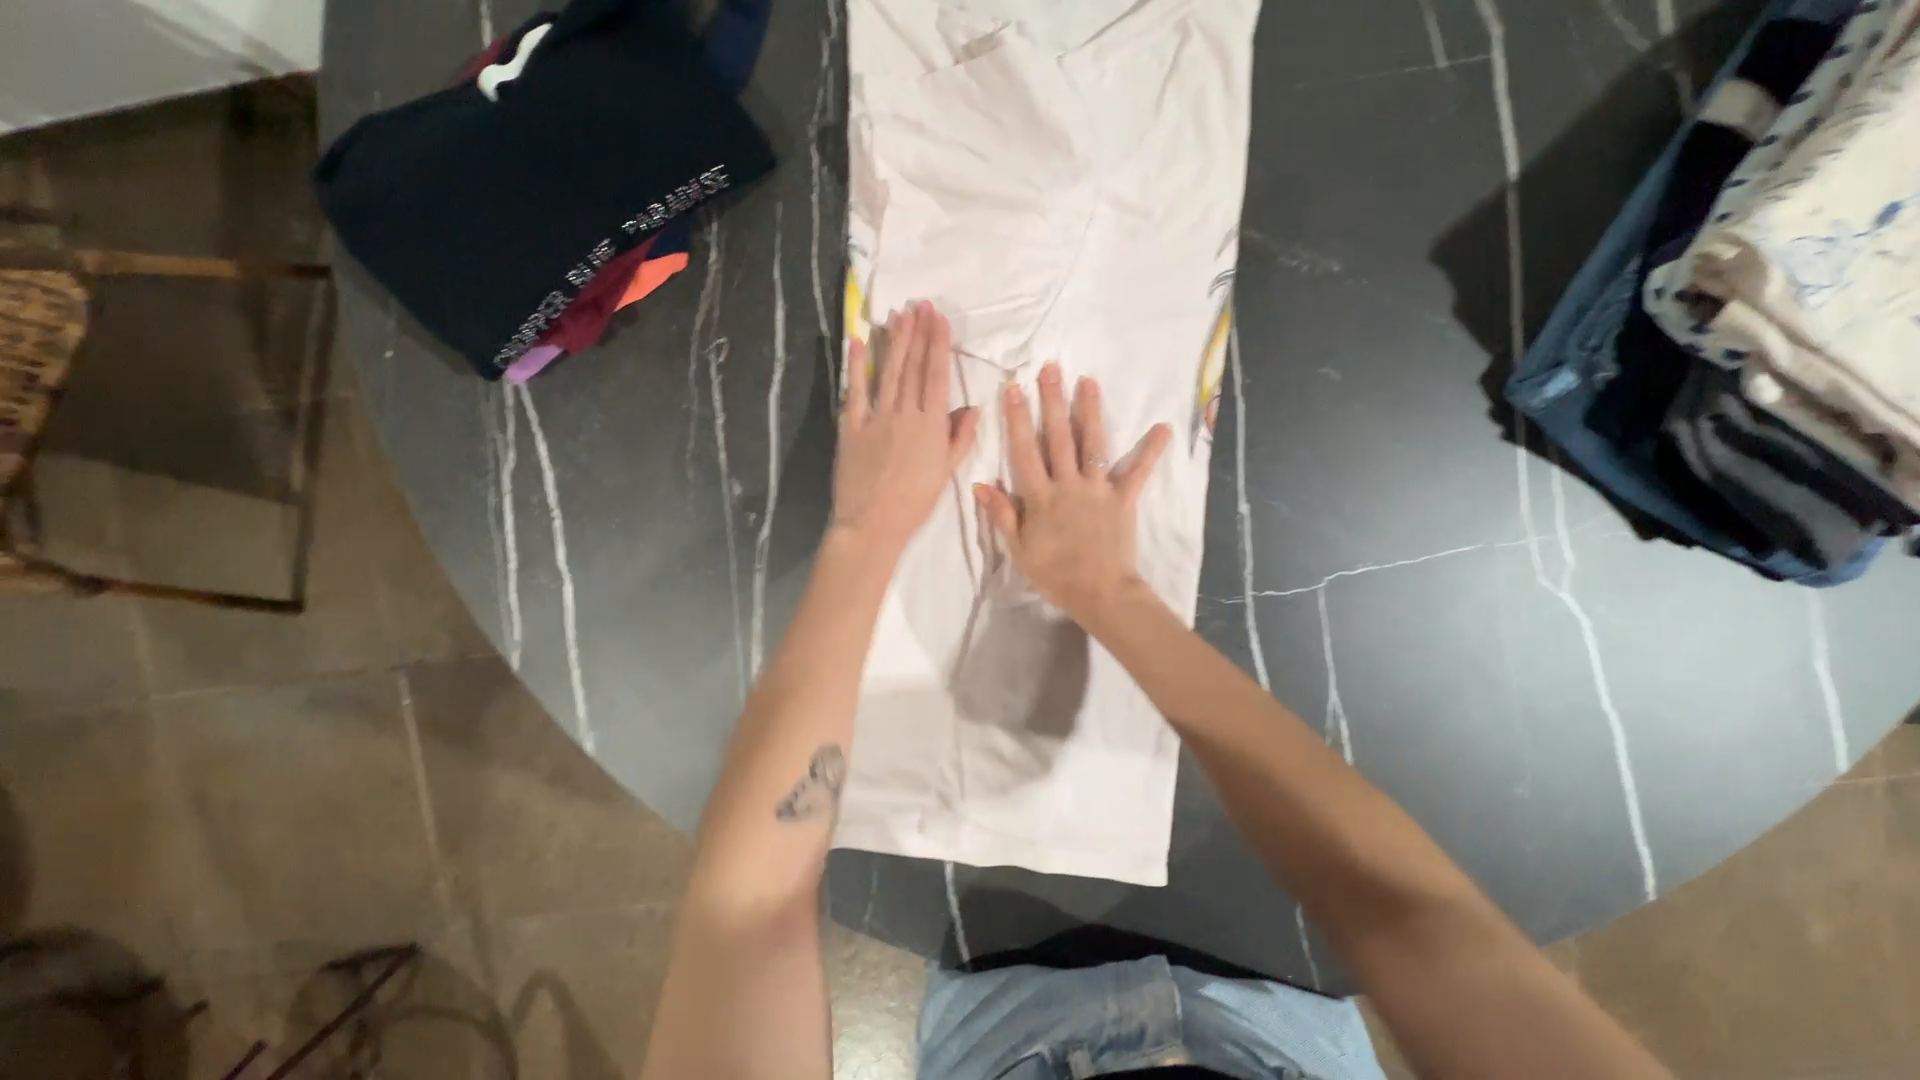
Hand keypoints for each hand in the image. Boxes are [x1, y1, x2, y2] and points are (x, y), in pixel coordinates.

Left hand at [831, 302, 980, 557]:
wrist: (873, 523)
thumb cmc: (915, 503)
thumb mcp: (946, 473)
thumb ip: (959, 438)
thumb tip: (972, 408)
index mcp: (931, 425)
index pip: (937, 375)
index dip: (939, 344)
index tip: (939, 318)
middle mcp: (905, 414)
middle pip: (913, 367)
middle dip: (918, 333)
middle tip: (920, 304)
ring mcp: (876, 418)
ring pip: (889, 372)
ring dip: (895, 341)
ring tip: (899, 314)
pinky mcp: (851, 427)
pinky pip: (855, 392)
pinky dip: (857, 366)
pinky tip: (859, 342)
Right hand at [974, 363, 1171, 619]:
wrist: (1099, 593)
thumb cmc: (1055, 575)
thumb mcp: (1019, 550)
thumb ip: (1001, 515)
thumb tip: (980, 484)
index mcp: (1040, 497)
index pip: (1024, 451)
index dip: (1017, 419)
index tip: (1014, 389)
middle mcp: (1068, 485)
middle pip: (1058, 437)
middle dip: (1053, 401)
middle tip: (1050, 368)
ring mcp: (1098, 490)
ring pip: (1093, 444)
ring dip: (1090, 411)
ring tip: (1088, 380)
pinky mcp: (1124, 499)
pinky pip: (1138, 472)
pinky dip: (1151, 451)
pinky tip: (1164, 428)